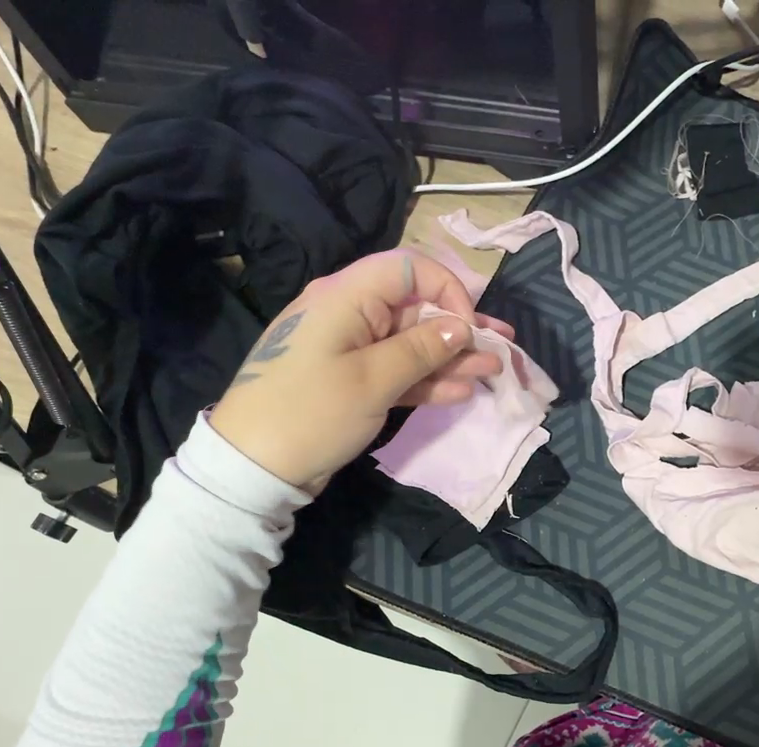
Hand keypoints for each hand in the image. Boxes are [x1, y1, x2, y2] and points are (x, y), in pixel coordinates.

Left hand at [208, 251, 512, 490]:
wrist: (255, 465)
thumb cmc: (311, 412)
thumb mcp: (372, 380)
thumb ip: (421, 350)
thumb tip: (462, 328)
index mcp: (346, 297)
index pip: (408, 269)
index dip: (447, 291)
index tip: (469, 329)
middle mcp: (350, 314)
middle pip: (416, 308)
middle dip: (461, 329)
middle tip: (503, 349)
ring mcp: (352, 349)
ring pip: (413, 343)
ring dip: (452, 358)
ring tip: (494, 372)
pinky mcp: (353, 380)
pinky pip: (399, 370)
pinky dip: (429, 380)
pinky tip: (462, 391)